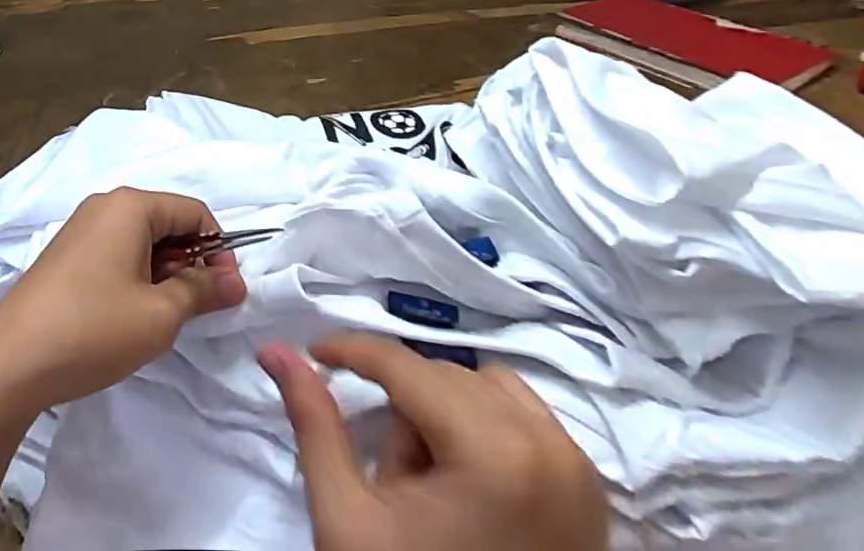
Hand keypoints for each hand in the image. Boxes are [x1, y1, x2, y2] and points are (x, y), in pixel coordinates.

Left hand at [0, 187, 247, 412]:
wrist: (10, 362)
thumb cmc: (93, 328)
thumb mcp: (159, 314)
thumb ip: (202, 290)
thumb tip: (236, 280)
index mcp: (129, 205)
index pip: (194, 212)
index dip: (218, 249)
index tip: (225, 292)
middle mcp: (104, 206)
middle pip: (167, 222)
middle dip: (191, 262)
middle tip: (196, 309)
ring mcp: (81, 228)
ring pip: (142, 240)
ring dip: (164, 272)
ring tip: (163, 316)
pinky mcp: (67, 254)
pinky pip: (117, 252)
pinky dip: (136, 276)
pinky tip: (131, 314)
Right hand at [258, 333, 606, 550]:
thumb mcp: (346, 515)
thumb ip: (312, 421)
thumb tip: (274, 349)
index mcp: (493, 454)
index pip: (404, 365)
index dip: (349, 350)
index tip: (312, 351)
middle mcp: (549, 447)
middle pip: (440, 375)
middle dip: (399, 404)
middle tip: (387, 472)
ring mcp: (578, 467)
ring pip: (480, 383)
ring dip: (439, 408)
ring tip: (427, 477)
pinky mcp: (590, 486)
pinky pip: (522, 410)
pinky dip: (481, 420)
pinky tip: (463, 475)